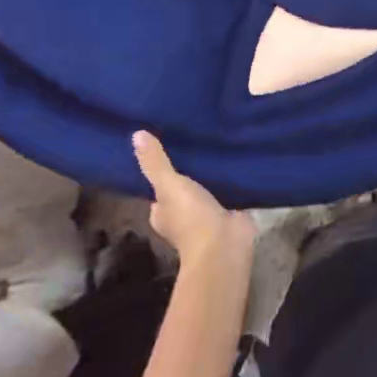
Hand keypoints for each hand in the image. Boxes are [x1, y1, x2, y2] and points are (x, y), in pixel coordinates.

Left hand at [132, 131, 255, 262]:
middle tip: (201, 138)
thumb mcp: (169, 186)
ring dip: (213, 173)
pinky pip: (229, 190)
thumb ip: (155, 162)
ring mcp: (207, 214)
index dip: (163, 169)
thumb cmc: (190, 217)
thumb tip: (136, 134)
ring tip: (221, 142)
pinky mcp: (229, 211)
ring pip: (207, 188)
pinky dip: (232, 179)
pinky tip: (240, 159)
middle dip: (192, 169)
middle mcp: (181, 214)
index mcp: (161, 211)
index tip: (172, 144)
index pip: (158, 187)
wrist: (224, 242)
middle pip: (184, 186)